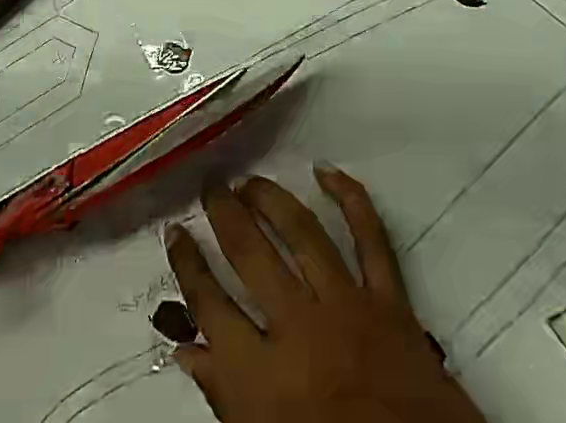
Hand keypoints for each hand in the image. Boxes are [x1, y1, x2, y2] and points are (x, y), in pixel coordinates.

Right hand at [165, 167, 484, 422]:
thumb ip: (221, 392)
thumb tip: (185, 347)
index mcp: (260, 370)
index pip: (207, 301)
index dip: (186, 262)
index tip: (175, 231)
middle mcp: (297, 325)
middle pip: (249, 253)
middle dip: (224, 213)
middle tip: (210, 186)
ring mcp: (346, 306)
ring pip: (301, 234)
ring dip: (270, 199)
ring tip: (248, 181)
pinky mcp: (390, 302)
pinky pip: (371, 241)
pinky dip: (351, 200)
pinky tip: (326, 172)